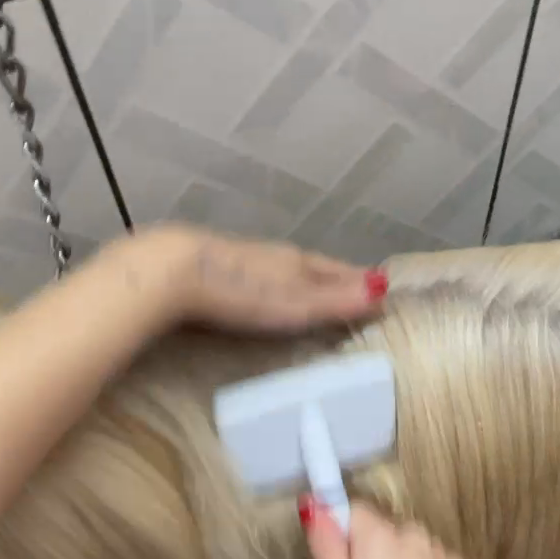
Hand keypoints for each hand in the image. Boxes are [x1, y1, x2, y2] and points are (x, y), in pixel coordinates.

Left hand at [109, 224, 385, 332]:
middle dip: (336, 279)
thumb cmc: (243, 291)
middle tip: (356, 290)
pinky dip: (276, 285)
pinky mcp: (217, 270)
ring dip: (305, 281)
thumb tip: (383, 292)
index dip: (360, 280)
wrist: (176, 273)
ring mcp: (245, 260)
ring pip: (285, 270)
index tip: (382, 287)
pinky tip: (267, 293)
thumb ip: (336, 301)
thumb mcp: (297, 302)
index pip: (338, 270)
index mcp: (298, 263)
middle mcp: (275, 256)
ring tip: (318, 293)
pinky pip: (260, 277)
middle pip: (314, 267)